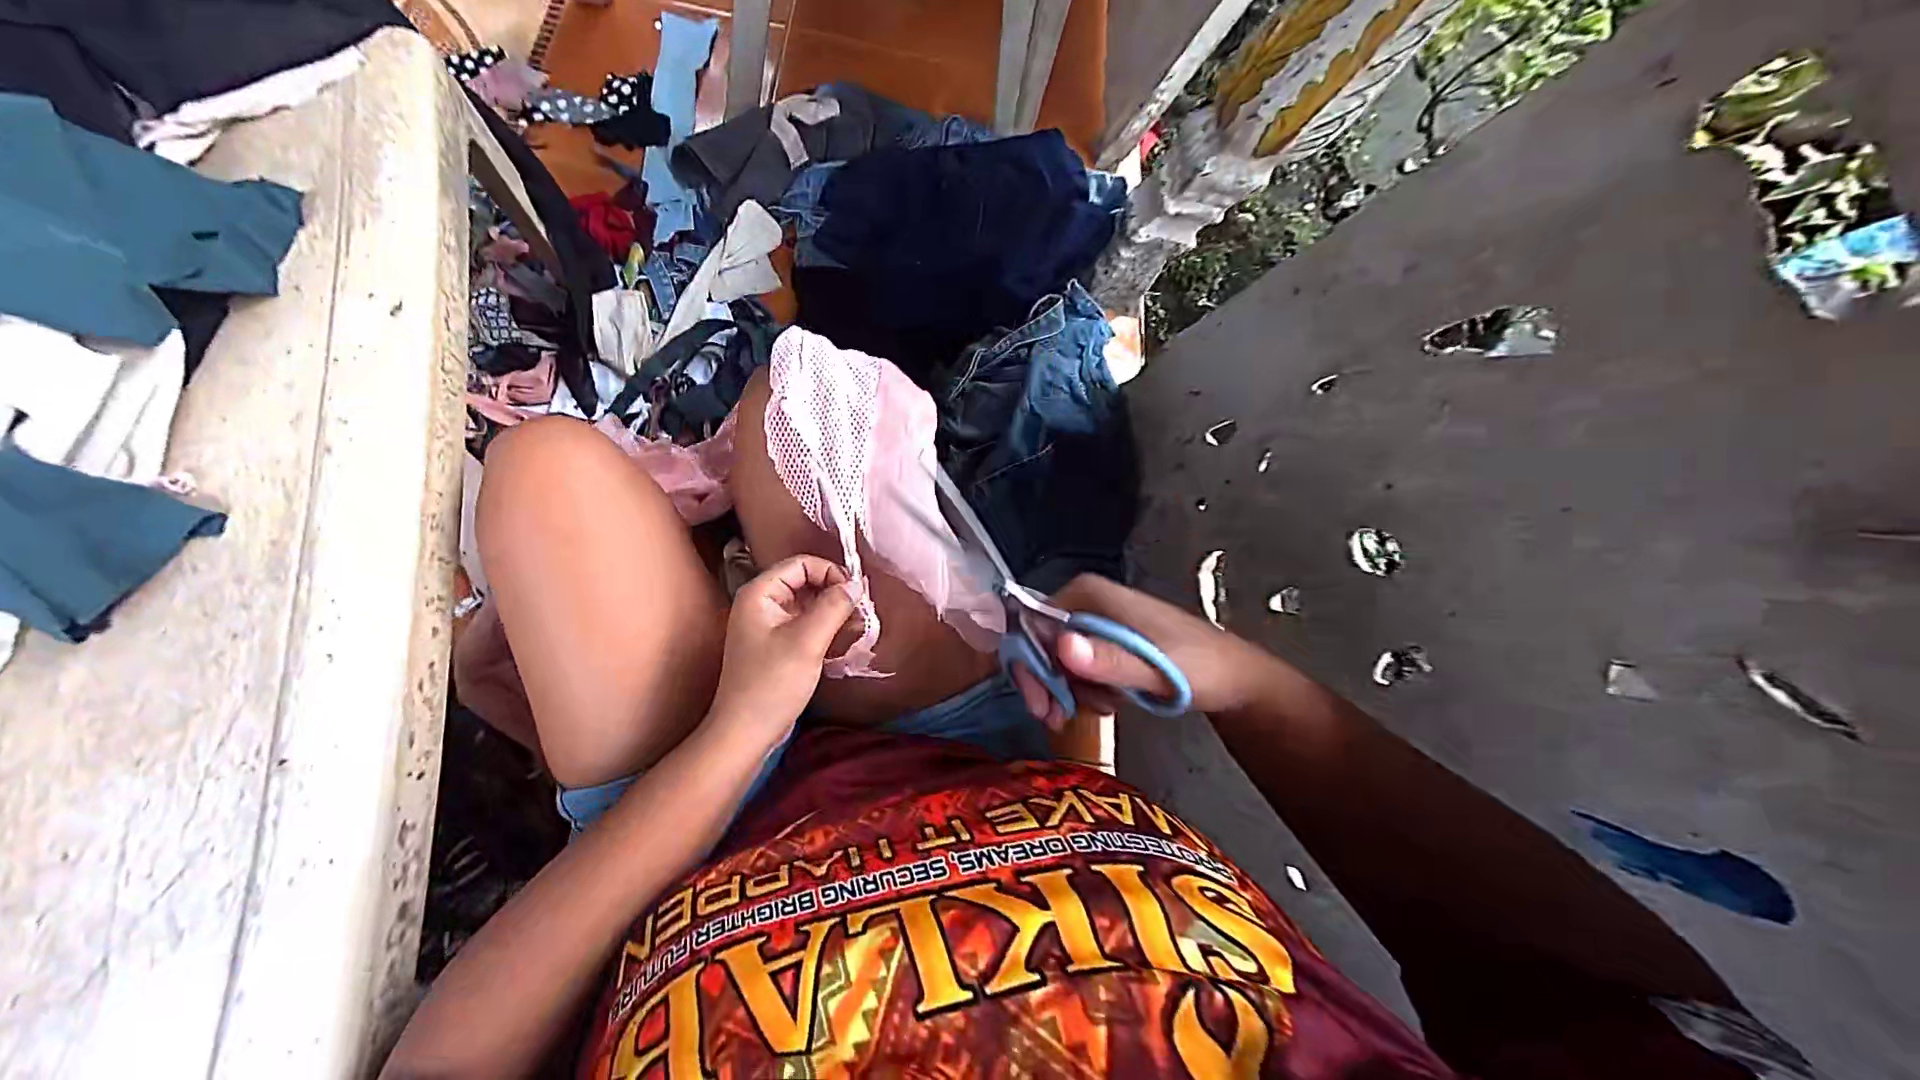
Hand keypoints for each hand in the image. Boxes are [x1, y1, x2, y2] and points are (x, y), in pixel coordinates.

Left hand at [711, 555, 857, 744]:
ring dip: (832, 609)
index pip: (801, 564)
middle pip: (804, 581)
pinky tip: (840, 639)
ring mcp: (766, 624)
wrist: (745, 731)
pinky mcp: (775, 644)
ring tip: (854, 625)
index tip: (854, 594)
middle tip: (859, 611)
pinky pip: (804, 622)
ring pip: (806, 602)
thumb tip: (856, 584)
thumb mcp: (808, 641)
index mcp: (759, 593)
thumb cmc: (771, 683)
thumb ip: (834, 606)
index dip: (830, 573)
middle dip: (833, 591)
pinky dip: (824, 625)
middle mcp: (760, 603)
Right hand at [1013, 574, 1290, 724]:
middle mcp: (1087, 603)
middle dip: (1048, 683)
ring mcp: (1097, 622)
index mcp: (1090, 595)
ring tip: (1102, 707)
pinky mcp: (1106, 642)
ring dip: (1070, 691)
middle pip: (1041, 642)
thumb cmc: (1199, 668)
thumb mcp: (1152, 668)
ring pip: (1056, 660)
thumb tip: (1062, 645)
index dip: (1030, 663)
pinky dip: (1085, 690)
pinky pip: (1077, 667)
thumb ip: (1107, 659)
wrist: (1235, 680)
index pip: (1033, 623)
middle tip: (1058, 716)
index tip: (1040, 702)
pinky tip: (1109, 702)